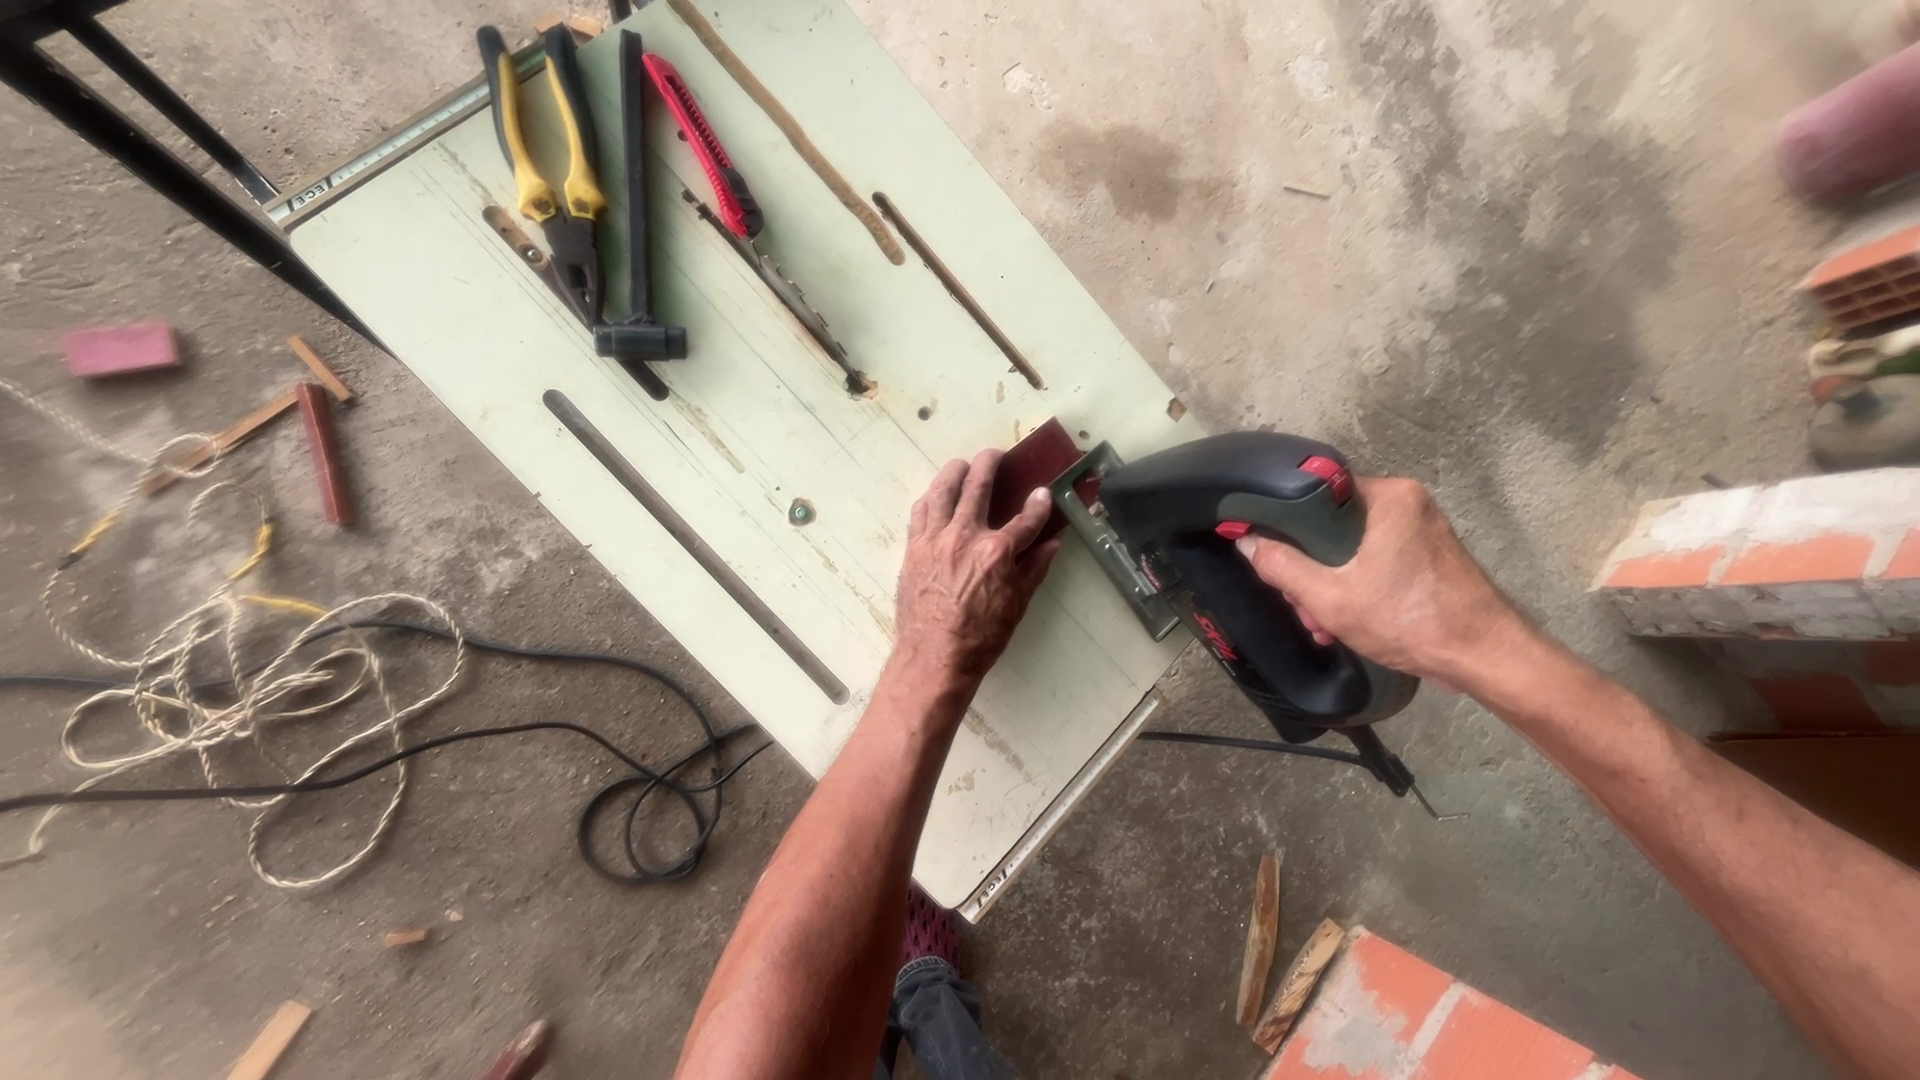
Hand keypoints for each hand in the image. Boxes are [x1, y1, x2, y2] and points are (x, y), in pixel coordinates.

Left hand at [893, 449, 1061, 683]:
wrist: (933, 658)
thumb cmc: (979, 638)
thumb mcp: (1017, 606)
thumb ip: (1034, 569)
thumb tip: (1053, 544)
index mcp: (996, 553)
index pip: (1026, 519)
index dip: (1038, 504)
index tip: (1043, 493)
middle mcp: (964, 537)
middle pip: (978, 486)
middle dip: (989, 464)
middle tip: (995, 455)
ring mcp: (935, 540)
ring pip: (942, 491)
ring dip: (954, 472)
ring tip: (962, 465)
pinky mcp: (914, 548)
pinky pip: (920, 512)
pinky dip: (930, 498)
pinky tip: (936, 496)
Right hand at [1234, 477, 1527, 687]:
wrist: (1485, 657)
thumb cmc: (1409, 620)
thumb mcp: (1330, 597)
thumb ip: (1282, 567)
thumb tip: (1247, 541)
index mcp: (1389, 496)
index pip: (1317, 494)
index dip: (1286, 526)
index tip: (1272, 556)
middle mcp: (1407, 503)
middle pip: (1332, 527)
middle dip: (1310, 570)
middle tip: (1302, 605)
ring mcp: (1421, 529)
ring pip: (1350, 549)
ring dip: (1329, 586)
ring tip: (1323, 623)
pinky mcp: (1428, 556)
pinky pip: (1375, 561)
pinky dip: (1356, 587)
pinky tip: (1345, 620)